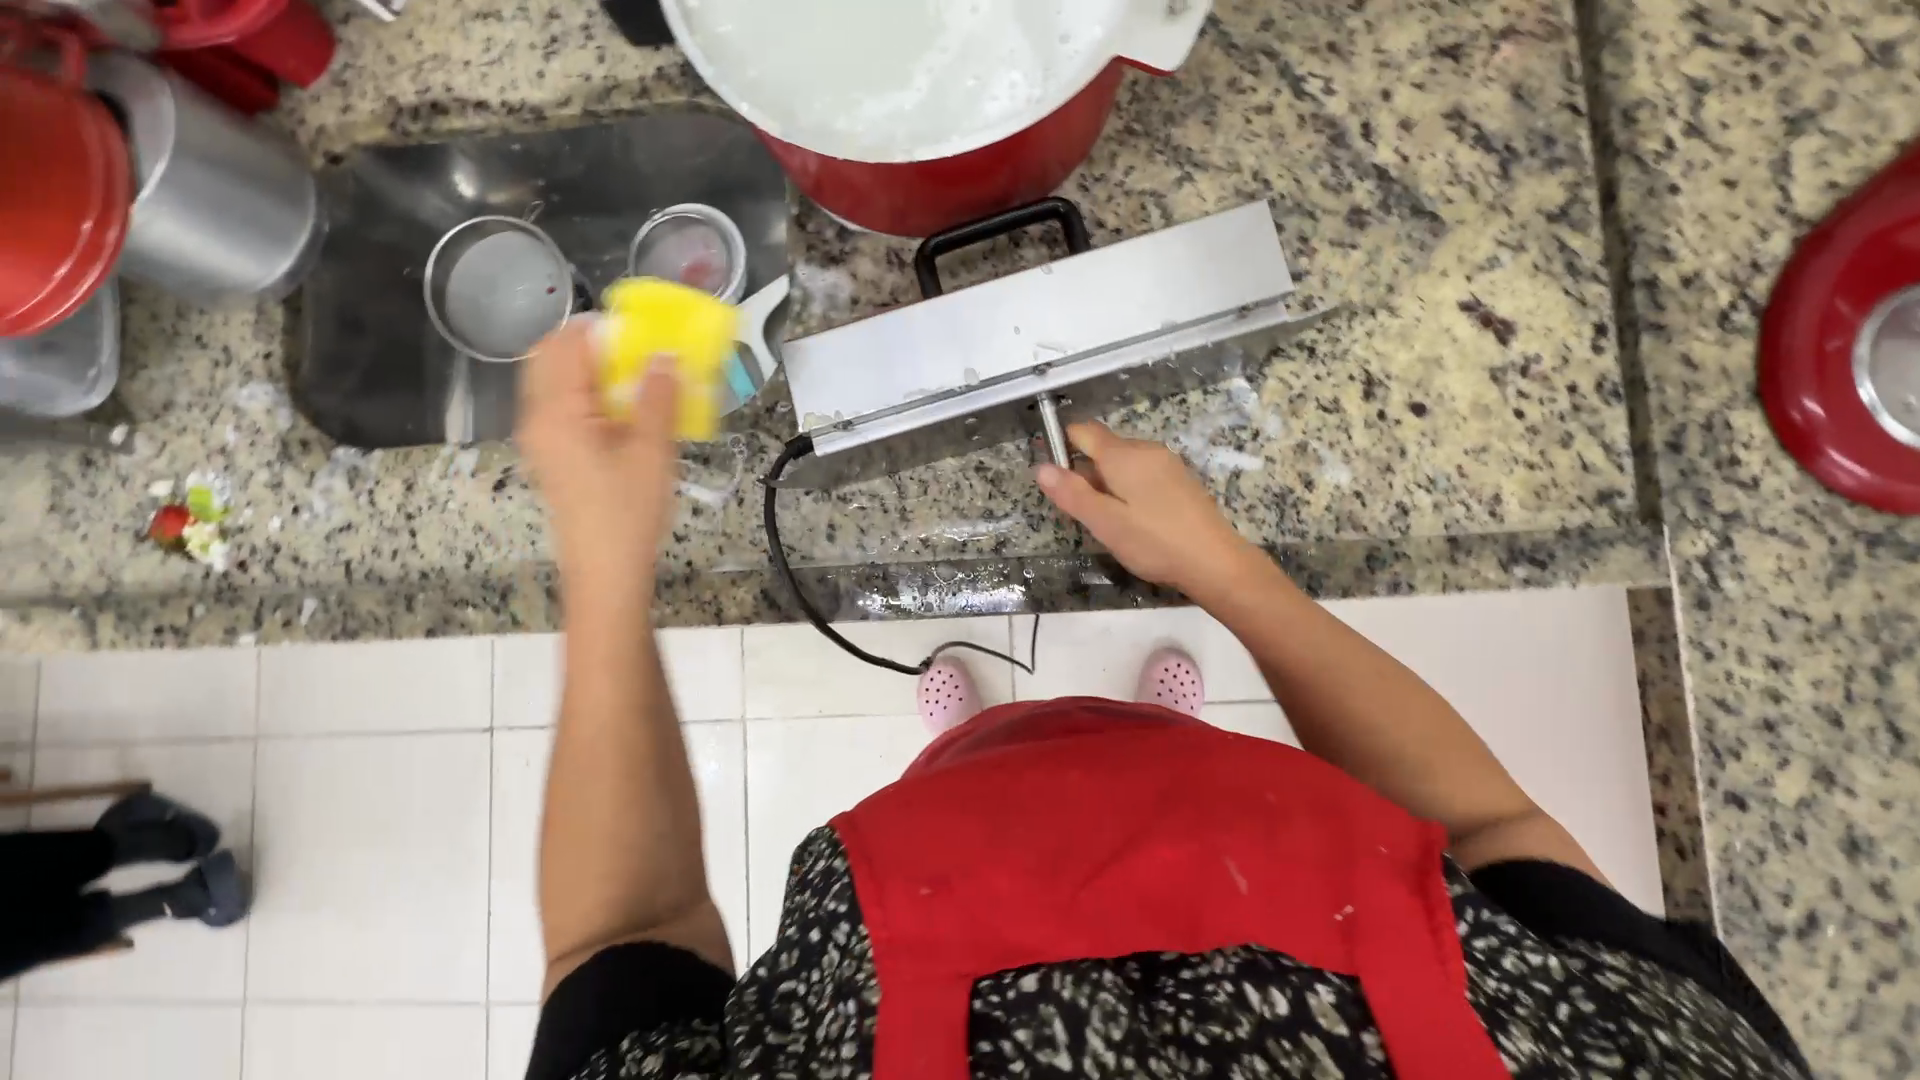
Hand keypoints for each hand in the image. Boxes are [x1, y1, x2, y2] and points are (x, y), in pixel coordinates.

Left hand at [517, 318, 679, 611]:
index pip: (565, 343)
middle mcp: (537, 418)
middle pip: (552, 357)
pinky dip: (591, 397)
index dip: (602, 328)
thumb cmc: (627, 513)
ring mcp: (541, 438)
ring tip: (639, 384)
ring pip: (556, 382)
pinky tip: (627, 415)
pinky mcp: (552, 455)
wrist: (604, 571)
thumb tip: (664, 357)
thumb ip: (657, 397)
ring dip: (594, 372)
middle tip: (639, 354)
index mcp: (557, 411)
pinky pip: (563, 407)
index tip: (643, 332)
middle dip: (595, 346)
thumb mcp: (651, 451)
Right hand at [1034, 422, 1258, 594]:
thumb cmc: (1154, 542)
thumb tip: (1041, 467)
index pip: (1083, 431)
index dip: (1061, 445)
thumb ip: (1072, 493)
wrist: (1214, 562)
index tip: (1052, 476)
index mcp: (1124, 455)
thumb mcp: (1104, 522)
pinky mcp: (1180, 481)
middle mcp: (1146, 450)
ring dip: (1107, 484)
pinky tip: (1133, 521)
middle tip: (1081, 513)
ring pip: (1123, 463)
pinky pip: (1143, 474)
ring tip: (1107, 522)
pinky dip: (1128, 490)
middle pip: (1104, 448)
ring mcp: (1167, 464)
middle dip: (1085, 473)